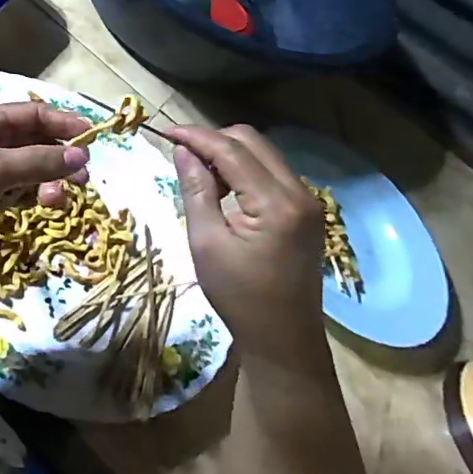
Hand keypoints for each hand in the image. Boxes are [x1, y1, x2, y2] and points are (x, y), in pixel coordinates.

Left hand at [0, 102, 92, 268]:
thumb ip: (40, 161)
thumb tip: (82, 156)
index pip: (34, 114)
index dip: (64, 123)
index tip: (93, 139)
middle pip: (33, 141)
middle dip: (58, 156)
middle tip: (81, 179)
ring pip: (27, 168)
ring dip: (48, 179)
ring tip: (59, 200)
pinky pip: (16, 190)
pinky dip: (32, 195)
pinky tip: (43, 206)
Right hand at [168, 125, 330, 372]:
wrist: (284, 341)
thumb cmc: (239, 297)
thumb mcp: (206, 242)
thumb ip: (196, 190)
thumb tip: (183, 150)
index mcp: (276, 203)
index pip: (231, 150)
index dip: (196, 136)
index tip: (165, 132)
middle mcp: (299, 193)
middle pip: (251, 141)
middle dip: (214, 140)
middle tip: (183, 157)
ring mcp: (307, 201)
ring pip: (262, 153)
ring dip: (229, 154)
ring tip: (200, 177)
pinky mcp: (306, 210)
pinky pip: (271, 172)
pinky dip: (244, 169)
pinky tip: (224, 190)